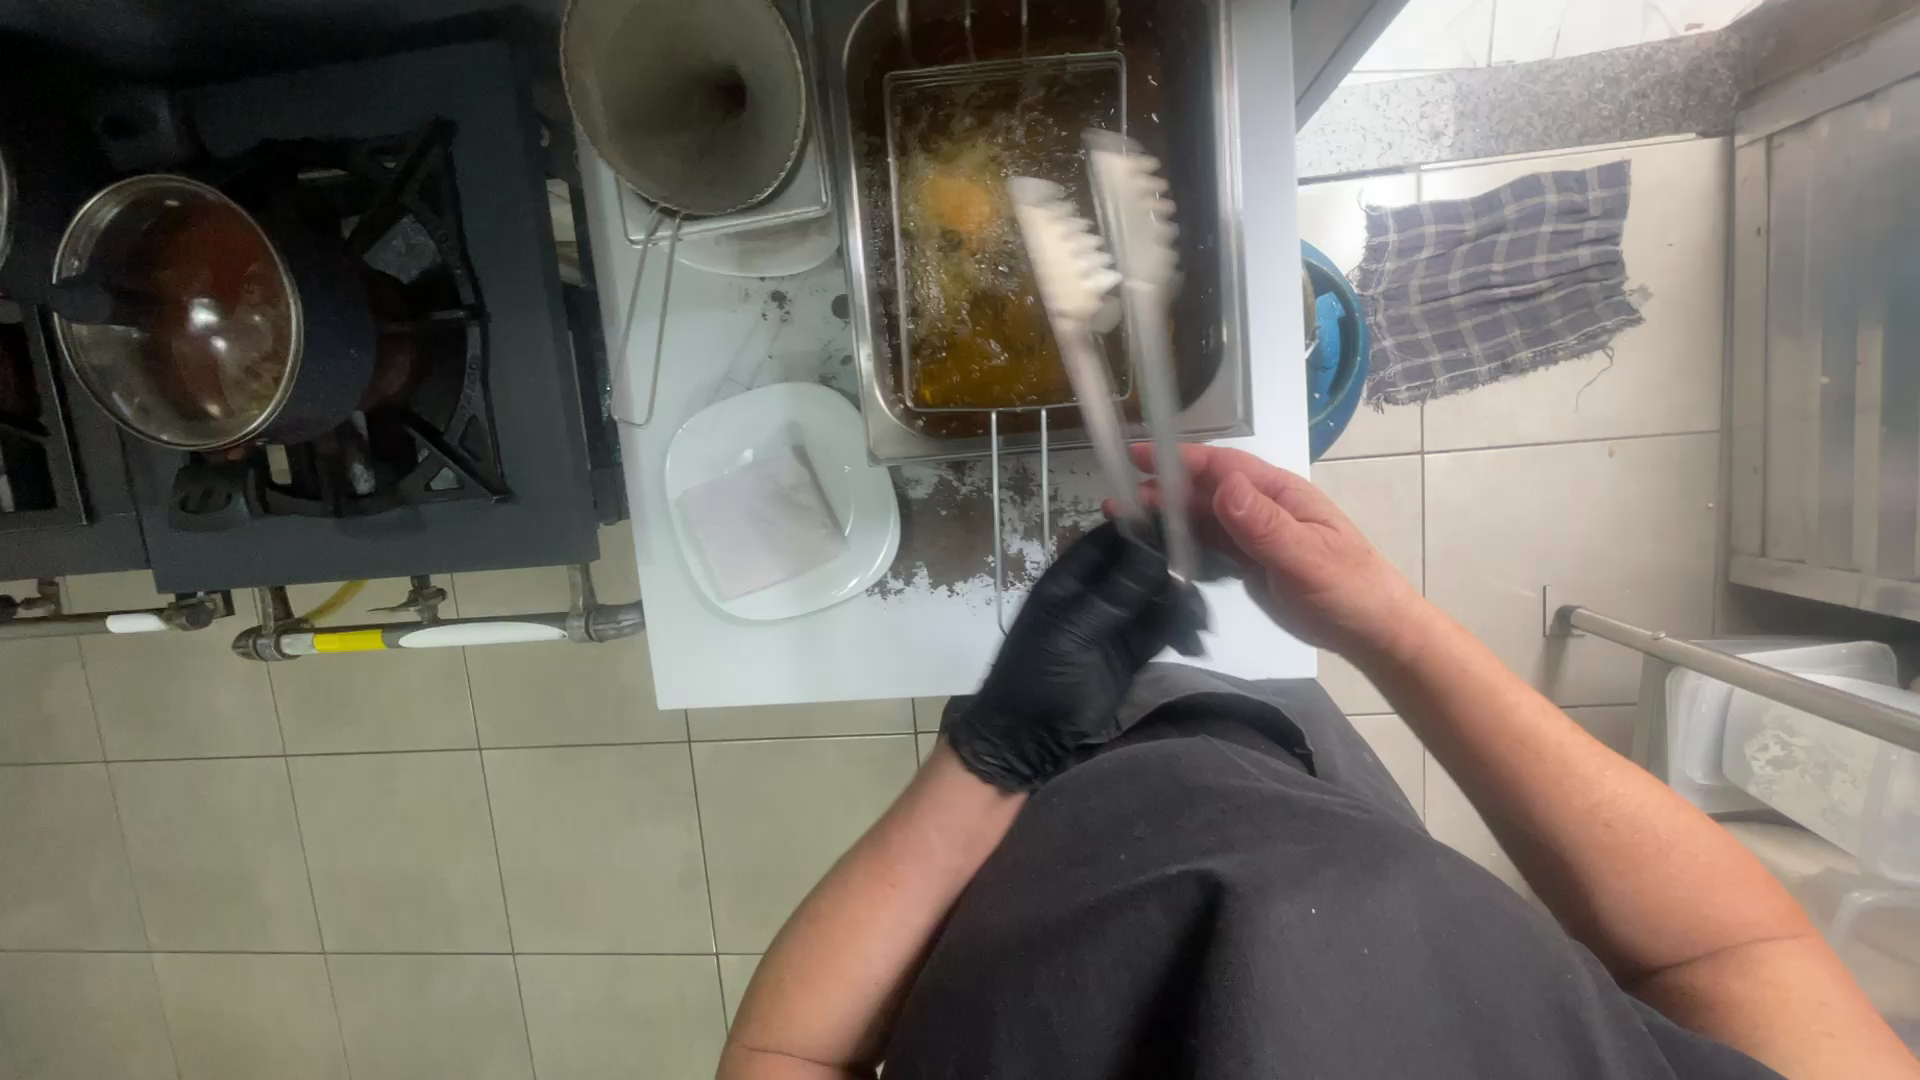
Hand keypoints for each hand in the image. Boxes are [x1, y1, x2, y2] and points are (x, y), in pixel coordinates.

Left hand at [945, 521, 1199, 791]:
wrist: (1027, 738)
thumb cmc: (1038, 677)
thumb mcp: (1075, 632)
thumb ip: (1116, 593)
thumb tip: (1155, 548)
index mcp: (1071, 577)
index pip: (1116, 537)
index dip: (1151, 530)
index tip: (1193, 530)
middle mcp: (1096, 591)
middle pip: (1144, 564)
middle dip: (1178, 570)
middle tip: (1217, 577)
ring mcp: (1115, 621)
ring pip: (1159, 596)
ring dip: (1184, 605)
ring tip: (1201, 628)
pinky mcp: (1131, 650)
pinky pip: (1162, 628)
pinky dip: (1181, 631)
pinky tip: (1196, 643)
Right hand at [1115, 443, 1423, 659]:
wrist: (1370, 630)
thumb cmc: (1347, 588)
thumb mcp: (1307, 557)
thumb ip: (1264, 525)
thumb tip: (1222, 486)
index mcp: (1277, 493)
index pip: (1221, 466)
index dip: (1179, 458)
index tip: (1139, 454)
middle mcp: (1260, 506)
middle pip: (1202, 490)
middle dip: (1161, 489)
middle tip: (1118, 499)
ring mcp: (1252, 534)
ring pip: (1201, 517)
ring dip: (1165, 516)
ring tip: (1125, 521)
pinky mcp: (1246, 560)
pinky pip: (1207, 544)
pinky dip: (1180, 542)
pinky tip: (1156, 548)